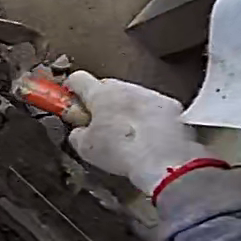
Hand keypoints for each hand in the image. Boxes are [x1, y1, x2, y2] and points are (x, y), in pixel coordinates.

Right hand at [61, 72, 215, 195]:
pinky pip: (152, 107)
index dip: (70, 89)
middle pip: (106, 86)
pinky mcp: (172, 107)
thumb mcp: (84, 147)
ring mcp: (151, 96)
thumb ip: (77, 133)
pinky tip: (144, 137)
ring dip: (124, 109)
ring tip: (124, 135)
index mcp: (101, 94)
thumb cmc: (122, 152)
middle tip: (96, 123)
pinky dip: (146, 118)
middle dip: (99, 101)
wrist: (164, 162)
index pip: (78, 79)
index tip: (68, 99)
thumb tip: (79, 130)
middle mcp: (127, 88)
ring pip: (131, 96)